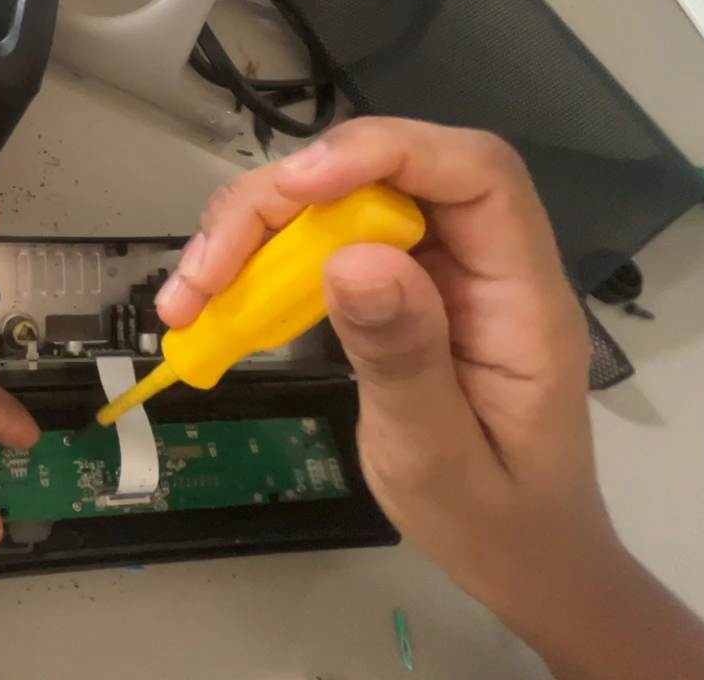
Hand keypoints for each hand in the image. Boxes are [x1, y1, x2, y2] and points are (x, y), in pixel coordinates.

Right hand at [157, 118, 703, 678]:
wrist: (513, 550)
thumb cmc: (493, 518)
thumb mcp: (441, 456)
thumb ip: (404, 357)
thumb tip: (353, 259)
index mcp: (516, 291)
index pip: (471, 172)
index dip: (382, 153)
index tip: (297, 188)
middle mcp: (464, 257)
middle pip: (366, 176)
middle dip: (272, 207)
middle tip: (204, 274)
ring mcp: (415, 264)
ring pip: (318, 202)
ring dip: (242, 235)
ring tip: (187, 299)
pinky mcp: (374, 280)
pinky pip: (301, 242)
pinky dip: (243, 263)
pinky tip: (204, 302)